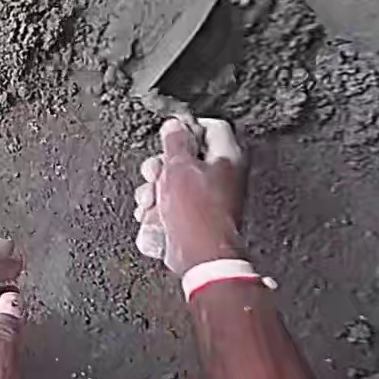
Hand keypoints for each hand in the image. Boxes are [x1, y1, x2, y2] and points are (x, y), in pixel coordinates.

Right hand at [133, 114, 246, 275]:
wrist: (199, 254)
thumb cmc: (195, 211)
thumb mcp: (179, 167)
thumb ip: (176, 142)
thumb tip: (174, 124)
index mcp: (227, 157)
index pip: (211, 127)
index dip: (186, 129)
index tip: (168, 138)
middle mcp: (222, 175)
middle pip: (187, 155)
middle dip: (161, 165)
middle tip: (154, 174)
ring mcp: (209, 196)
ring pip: (174, 179)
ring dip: (154, 188)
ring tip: (150, 201)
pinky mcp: (195, 214)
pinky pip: (171, 201)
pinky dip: (158, 206)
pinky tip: (151, 213)